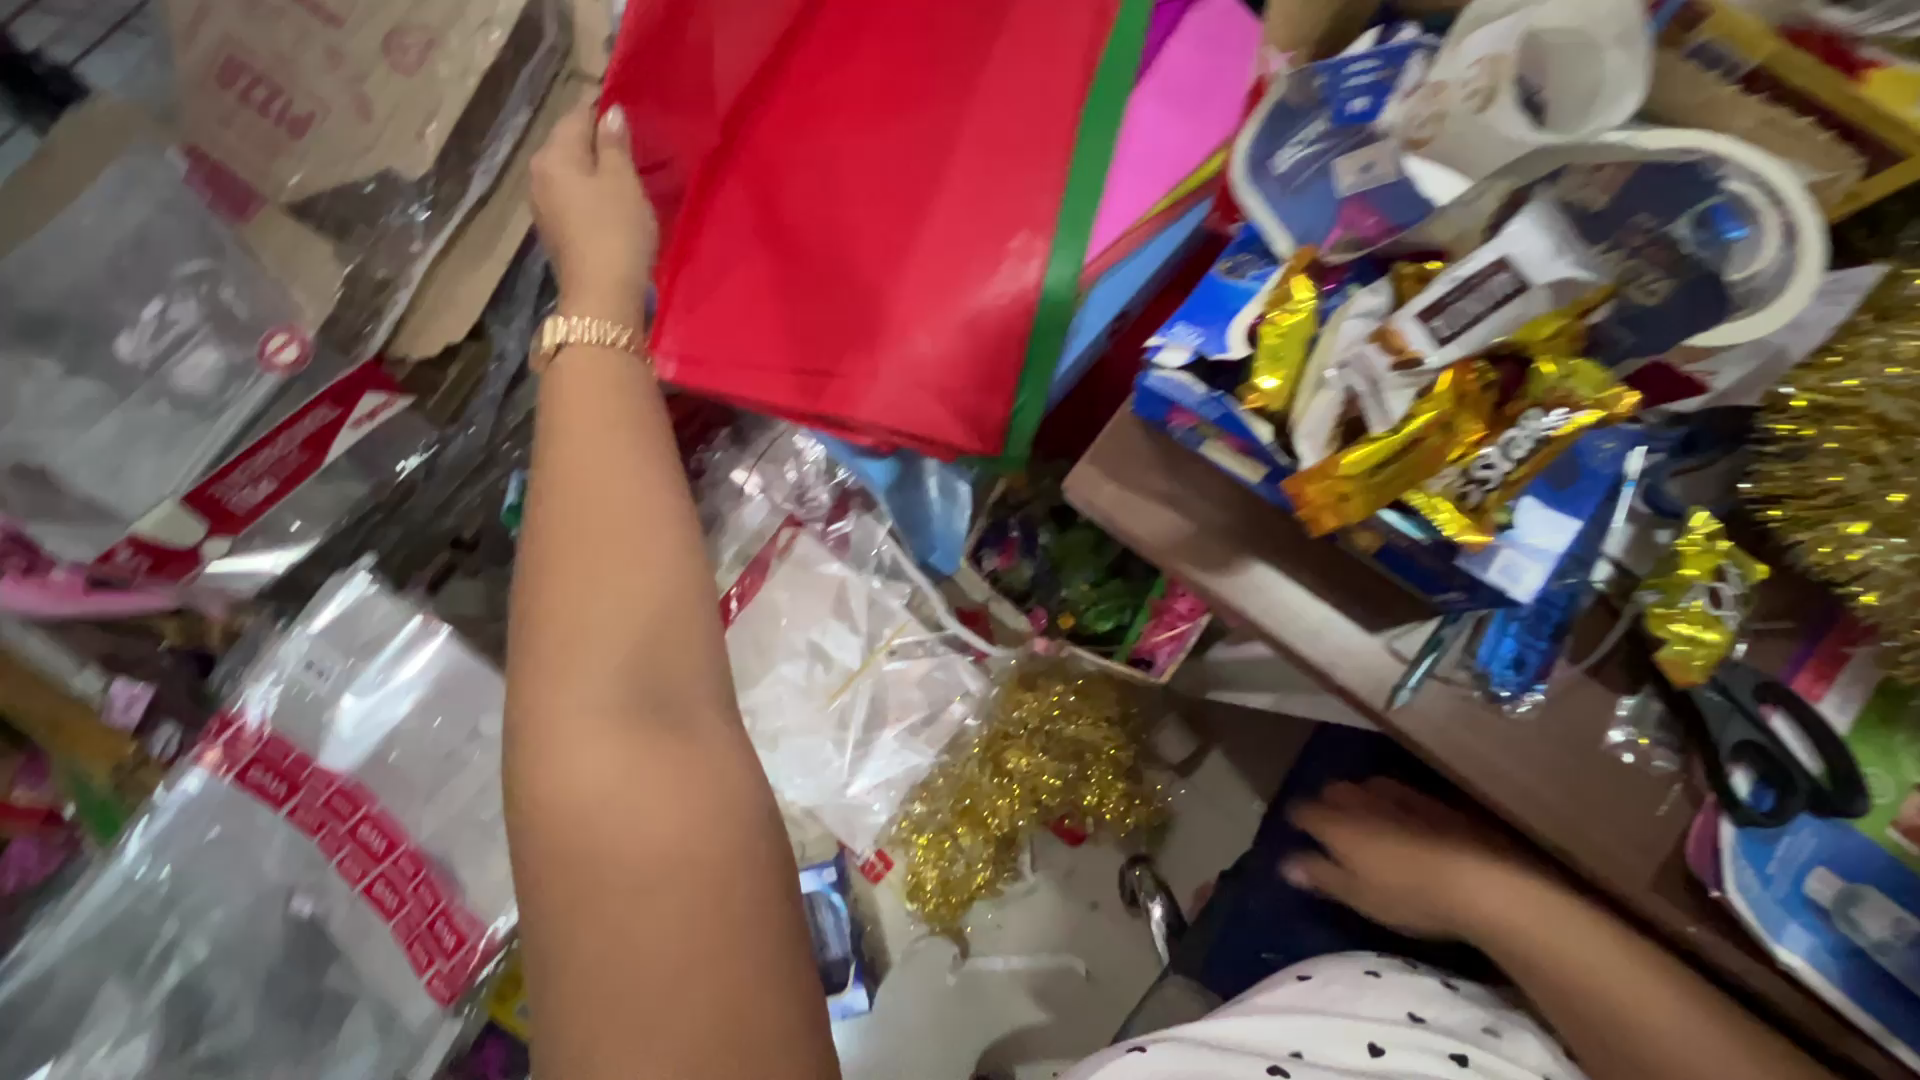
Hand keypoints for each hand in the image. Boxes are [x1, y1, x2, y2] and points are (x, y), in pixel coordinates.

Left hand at [530, 102, 657, 326]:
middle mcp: (539, 176)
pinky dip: (592, 198)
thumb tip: (610, 113)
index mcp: (553, 156)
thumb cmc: (616, 232)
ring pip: (572, 176)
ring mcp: (544, 208)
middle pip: (569, 147)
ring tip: (627, 180)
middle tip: (633, 149)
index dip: (602, 113)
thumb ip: (615, 144)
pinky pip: (574, 202)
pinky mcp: (556, 234)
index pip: (576, 117)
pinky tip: (613, 208)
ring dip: (596, 174)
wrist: (603, 296)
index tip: (629, 117)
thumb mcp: (623, 182)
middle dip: (598, 145)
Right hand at [1282, 778, 1554, 940]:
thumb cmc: (1408, 896)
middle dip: (1326, 805)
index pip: (1301, 810)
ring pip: (1367, 787)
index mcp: (1335, 822)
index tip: (1297, 835)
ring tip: (1369, 824)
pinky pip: (1402, 795)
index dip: (1296, 821)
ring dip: (1361, 801)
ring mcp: (1400, 795)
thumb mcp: (1357, 896)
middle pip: (1332, 791)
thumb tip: (1284, 863)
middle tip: (1332, 830)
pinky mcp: (1435, 801)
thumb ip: (1319, 875)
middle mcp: (1361, 799)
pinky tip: (1408, 825)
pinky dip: (1395, 805)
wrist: (1484, 883)